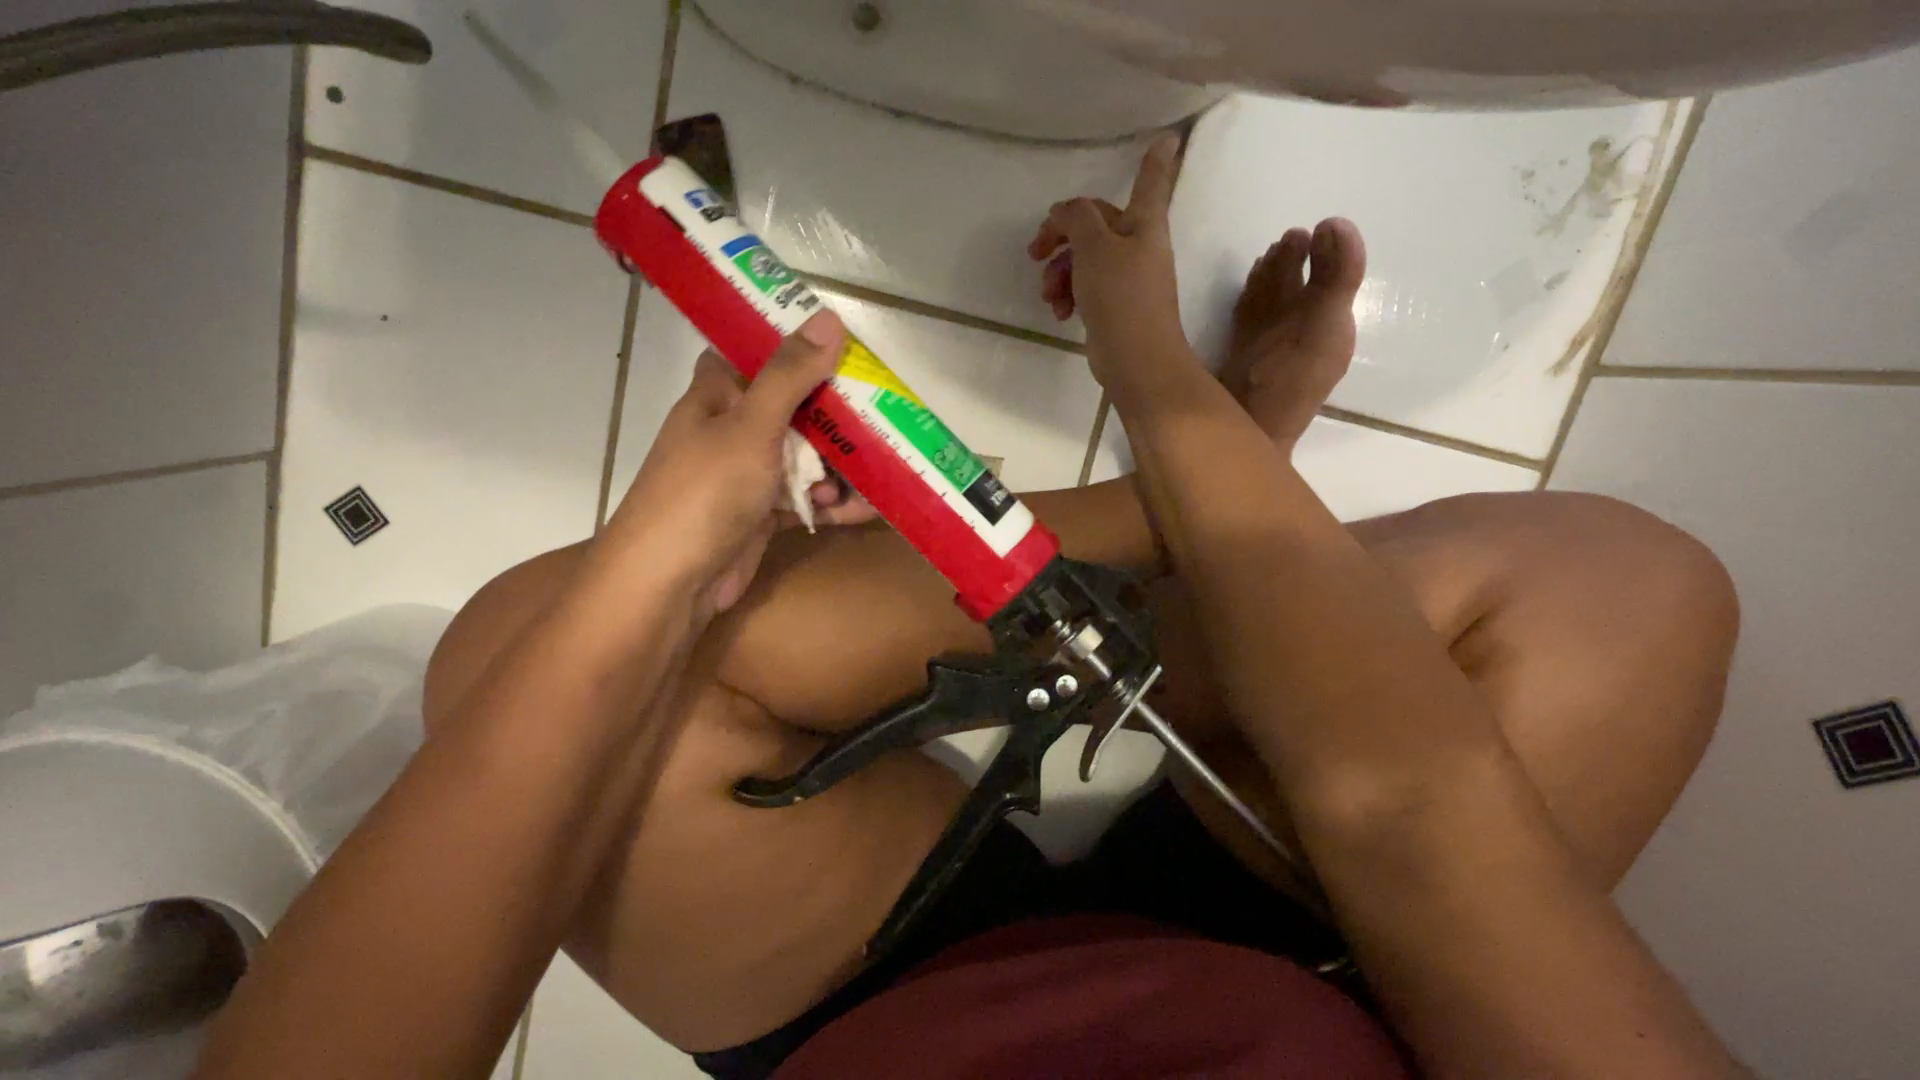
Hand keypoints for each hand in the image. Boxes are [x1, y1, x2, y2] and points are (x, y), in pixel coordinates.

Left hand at [608, 311, 870, 615]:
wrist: (670, 583)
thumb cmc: (704, 492)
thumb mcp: (752, 426)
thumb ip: (790, 375)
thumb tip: (828, 317)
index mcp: (716, 397)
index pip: (749, 354)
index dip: (787, 343)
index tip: (836, 341)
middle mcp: (730, 431)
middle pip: (789, 407)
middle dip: (833, 410)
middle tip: (882, 408)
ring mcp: (745, 476)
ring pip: (801, 457)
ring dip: (838, 463)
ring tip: (879, 468)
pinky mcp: (759, 516)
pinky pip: (803, 500)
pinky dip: (832, 503)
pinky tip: (870, 508)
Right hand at [1028, 133, 1185, 378]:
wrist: (1135, 360)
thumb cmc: (1121, 296)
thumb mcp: (1095, 247)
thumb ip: (1078, 218)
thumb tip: (1065, 210)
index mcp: (1144, 224)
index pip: (1149, 183)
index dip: (1154, 161)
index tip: (1168, 136)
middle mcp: (1138, 246)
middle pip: (1097, 225)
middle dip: (1062, 236)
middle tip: (1035, 251)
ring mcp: (1126, 279)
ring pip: (1084, 260)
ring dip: (1060, 272)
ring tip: (1048, 293)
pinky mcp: (1113, 307)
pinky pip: (1084, 288)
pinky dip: (1068, 295)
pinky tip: (1058, 311)